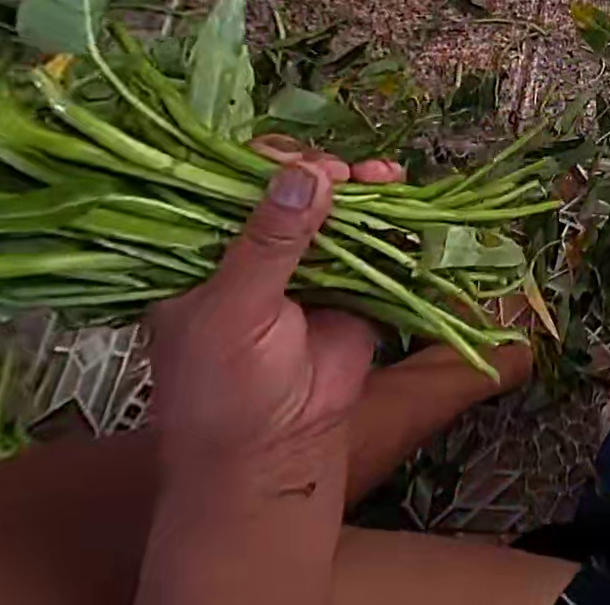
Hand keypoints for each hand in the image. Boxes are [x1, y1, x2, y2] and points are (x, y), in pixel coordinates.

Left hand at [143, 141, 401, 468]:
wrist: (283, 444)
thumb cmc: (228, 389)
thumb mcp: (236, 312)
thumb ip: (269, 242)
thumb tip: (310, 173)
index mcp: (208, 251)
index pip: (231, 186)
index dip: (268, 166)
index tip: (301, 164)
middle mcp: (260, 246)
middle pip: (295, 186)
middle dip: (324, 170)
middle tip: (343, 174)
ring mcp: (311, 258)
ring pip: (339, 204)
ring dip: (364, 184)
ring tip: (382, 176)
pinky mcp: (355, 273)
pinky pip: (376, 232)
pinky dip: (393, 211)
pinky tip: (401, 192)